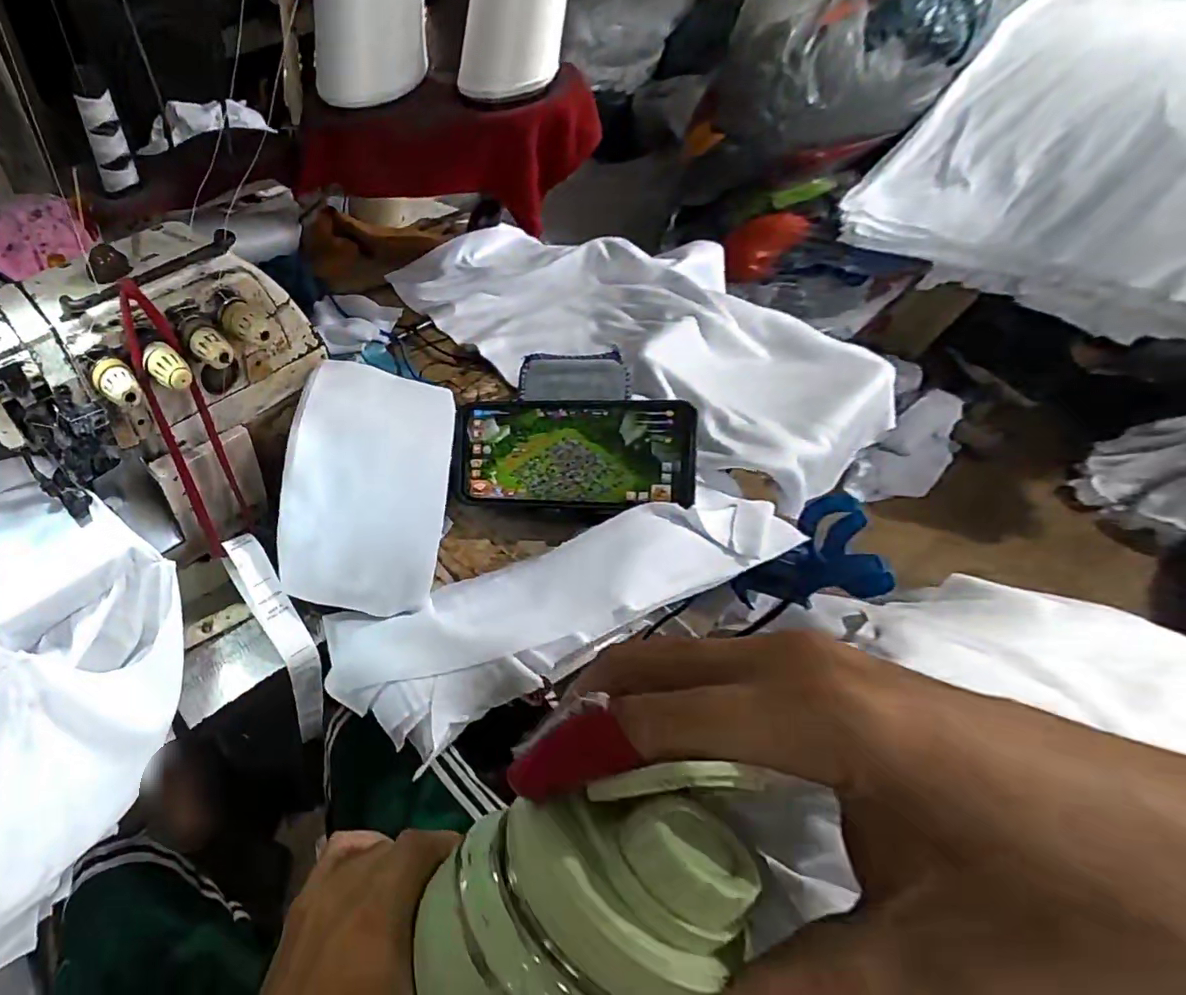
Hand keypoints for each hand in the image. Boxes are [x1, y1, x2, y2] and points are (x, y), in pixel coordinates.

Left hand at [260, 829, 460, 994]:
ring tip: (415, 885)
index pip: (412, 849)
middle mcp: (340, 890)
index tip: (475, 860)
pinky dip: (354, 862)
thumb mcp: (415, 990)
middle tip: (455, 885)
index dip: (446, 844)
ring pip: (354, 850)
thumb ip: (449, 976)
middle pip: (385, 847)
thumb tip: (488, 978)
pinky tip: (368, 887)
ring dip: (387, 858)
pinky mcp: (293, 913)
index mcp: (374, 914)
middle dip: (423, 857)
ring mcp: (310, 897)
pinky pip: (328, 864)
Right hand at [574, 630, 1185, 993]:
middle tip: (548, 771)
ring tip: (592, 761)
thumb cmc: (1092, 906)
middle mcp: (793, 660)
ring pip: (677, 659)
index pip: (649, 719)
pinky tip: (669, 748)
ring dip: (622, 703)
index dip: (577, 752)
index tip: (526, 786)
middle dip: (583, 715)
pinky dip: (667, 700)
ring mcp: (816, 657)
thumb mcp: (945, 967)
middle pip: (645, 667)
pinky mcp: (836, 671)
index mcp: (806, 711)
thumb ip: (802, 983)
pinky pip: (714, 669)